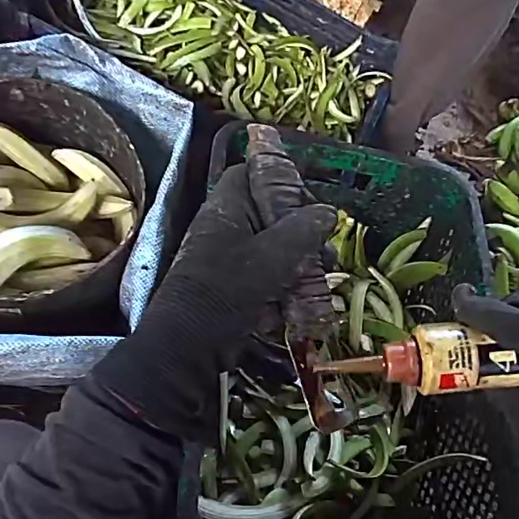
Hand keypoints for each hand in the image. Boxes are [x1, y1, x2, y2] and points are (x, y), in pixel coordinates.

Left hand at [89, 164, 334, 440]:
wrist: (191, 344)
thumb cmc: (227, 289)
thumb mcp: (272, 256)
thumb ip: (303, 231)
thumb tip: (327, 212)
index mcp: (227, 208)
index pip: (250, 174)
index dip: (279, 178)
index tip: (308, 198)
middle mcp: (226, 229)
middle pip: (269, 215)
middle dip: (302, 231)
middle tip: (324, 248)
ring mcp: (229, 260)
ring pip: (272, 250)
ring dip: (300, 263)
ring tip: (321, 276)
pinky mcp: (234, 289)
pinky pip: (265, 280)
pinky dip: (284, 289)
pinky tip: (302, 303)